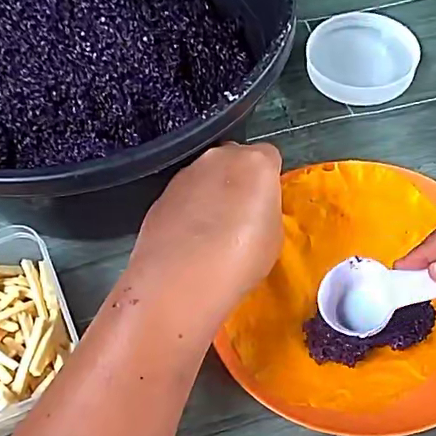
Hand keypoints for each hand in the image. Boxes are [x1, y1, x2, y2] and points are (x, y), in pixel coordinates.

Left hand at [126, 143, 283, 322]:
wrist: (182, 279)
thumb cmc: (242, 259)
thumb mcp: (274, 236)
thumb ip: (267, 210)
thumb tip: (256, 209)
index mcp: (256, 163)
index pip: (269, 157)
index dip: (270, 180)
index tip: (268, 204)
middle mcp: (218, 157)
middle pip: (236, 159)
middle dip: (240, 181)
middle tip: (243, 218)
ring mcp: (186, 173)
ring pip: (208, 176)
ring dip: (213, 195)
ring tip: (215, 234)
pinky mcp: (161, 194)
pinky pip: (186, 196)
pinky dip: (191, 210)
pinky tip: (192, 240)